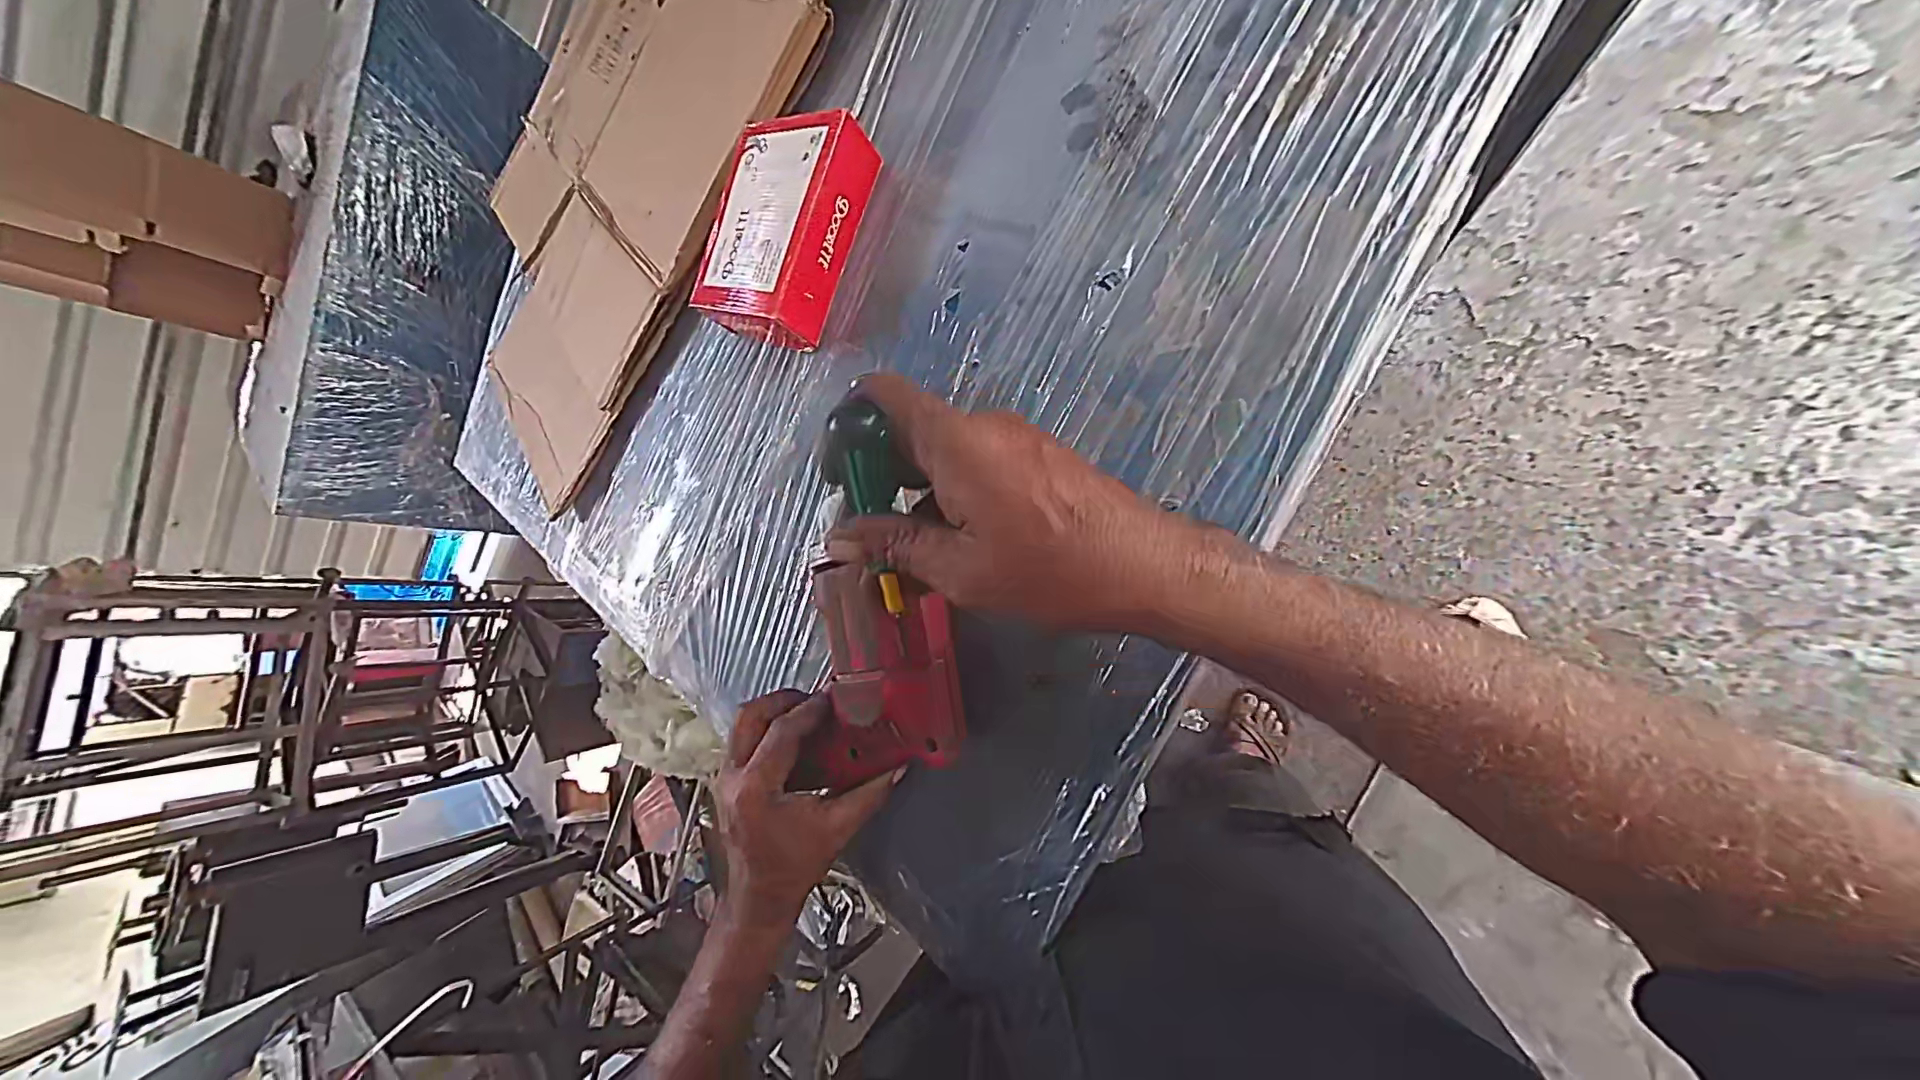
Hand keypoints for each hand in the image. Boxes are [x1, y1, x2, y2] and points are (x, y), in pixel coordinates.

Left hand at [712, 691, 897, 933]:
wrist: (759, 899)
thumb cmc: (792, 868)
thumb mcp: (836, 829)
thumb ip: (869, 795)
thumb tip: (897, 768)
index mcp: (756, 788)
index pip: (782, 731)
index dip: (810, 711)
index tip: (832, 699)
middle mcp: (733, 778)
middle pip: (750, 715)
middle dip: (783, 700)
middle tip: (814, 699)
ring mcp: (724, 779)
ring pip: (742, 724)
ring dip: (773, 711)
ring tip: (805, 712)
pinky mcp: (726, 783)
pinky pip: (743, 740)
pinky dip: (767, 730)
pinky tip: (794, 738)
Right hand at [825, 374, 1217, 629]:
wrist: (1145, 566)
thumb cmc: (1050, 570)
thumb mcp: (962, 571)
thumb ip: (897, 545)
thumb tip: (843, 536)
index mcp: (955, 440)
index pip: (882, 395)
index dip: (849, 427)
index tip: (843, 478)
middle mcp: (982, 425)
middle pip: (910, 428)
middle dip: (880, 474)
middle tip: (872, 533)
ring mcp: (1014, 438)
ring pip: (943, 451)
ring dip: (917, 491)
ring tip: (913, 551)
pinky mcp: (1036, 456)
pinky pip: (975, 462)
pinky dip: (952, 493)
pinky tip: (957, 542)